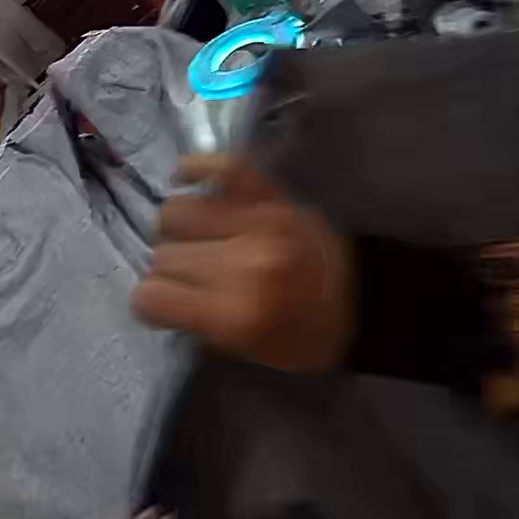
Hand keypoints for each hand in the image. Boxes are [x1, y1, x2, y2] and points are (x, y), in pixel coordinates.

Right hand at [132, 156, 353, 372]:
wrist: (367, 306)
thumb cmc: (303, 338)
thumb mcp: (247, 351)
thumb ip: (194, 322)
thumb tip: (154, 291)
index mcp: (236, 314)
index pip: (151, 297)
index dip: (152, 301)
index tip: (162, 301)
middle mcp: (242, 263)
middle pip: (162, 255)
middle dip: (169, 269)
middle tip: (192, 276)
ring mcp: (258, 221)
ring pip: (176, 212)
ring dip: (177, 229)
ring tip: (197, 238)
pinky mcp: (271, 194)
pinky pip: (221, 168)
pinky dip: (196, 169)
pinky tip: (183, 178)